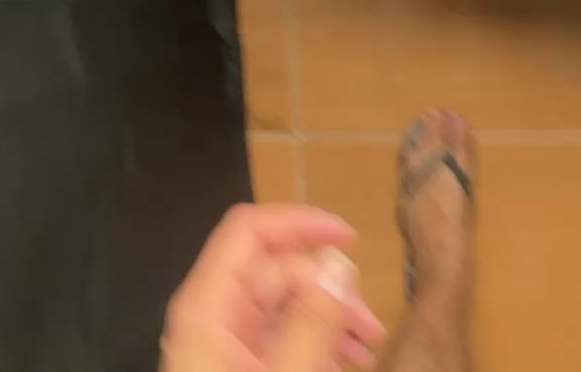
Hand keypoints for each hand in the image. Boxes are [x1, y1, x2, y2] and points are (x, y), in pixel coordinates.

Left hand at [162, 204, 388, 371]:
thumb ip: (313, 319)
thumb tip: (338, 261)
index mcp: (209, 305)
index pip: (250, 232)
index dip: (298, 223)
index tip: (349, 237)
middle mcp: (214, 314)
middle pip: (275, 273)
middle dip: (328, 290)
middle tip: (372, 328)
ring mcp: (224, 344)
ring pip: (283, 307)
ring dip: (329, 321)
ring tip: (367, 353)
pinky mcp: (238, 367)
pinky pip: (280, 339)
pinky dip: (315, 346)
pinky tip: (345, 368)